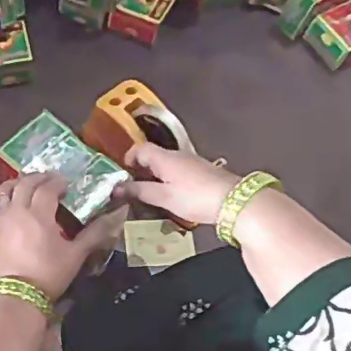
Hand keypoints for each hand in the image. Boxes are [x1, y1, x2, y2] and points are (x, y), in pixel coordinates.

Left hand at [0, 173, 121, 299]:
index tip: (66, 183)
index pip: (47, 188)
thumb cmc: (49, 274)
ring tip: (27, 185)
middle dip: (38, 177)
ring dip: (17, 183)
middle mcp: (17, 211)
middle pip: (25, 184)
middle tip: (49, 179)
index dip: (57, 182)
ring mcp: (1, 220)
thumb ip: (94, 233)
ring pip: (4, 191)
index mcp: (39, 214)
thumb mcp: (75, 255)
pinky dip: (4, 198)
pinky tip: (13, 205)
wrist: (17, 296)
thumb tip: (115, 216)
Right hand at [115, 144, 241, 225]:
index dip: (129, 159)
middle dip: (141, 170)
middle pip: (154, 156)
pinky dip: (169, 180)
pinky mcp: (202, 172)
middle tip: (132, 189)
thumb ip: (139, 191)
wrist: (233, 201)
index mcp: (164, 158)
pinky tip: (170, 196)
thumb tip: (117, 188)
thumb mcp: (163, 197)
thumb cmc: (194, 197)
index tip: (123, 175)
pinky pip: (178, 171)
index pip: (141, 149)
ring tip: (150, 195)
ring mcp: (192, 162)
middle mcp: (178, 155)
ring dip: (155, 176)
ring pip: (167, 164)